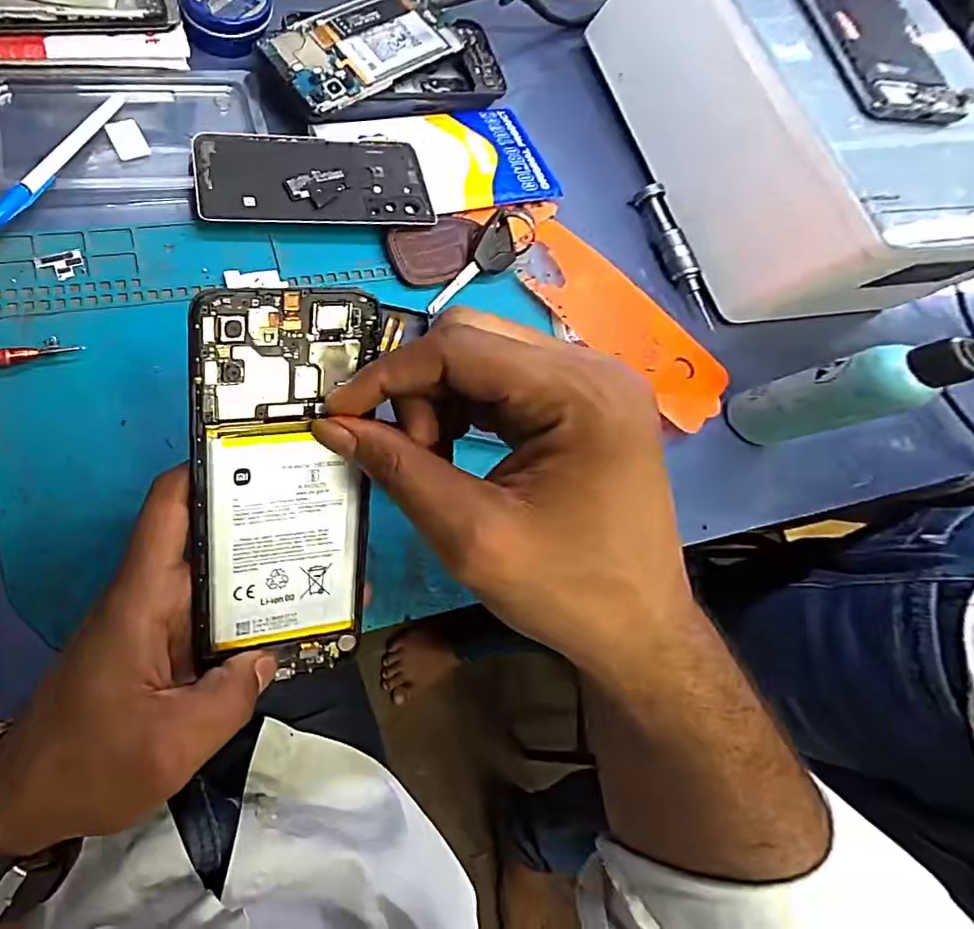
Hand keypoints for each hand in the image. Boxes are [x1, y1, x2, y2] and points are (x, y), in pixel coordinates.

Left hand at [0, 467, 276, 856]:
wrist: (27, 799)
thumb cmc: (88, 764)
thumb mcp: (170, 745)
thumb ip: (228, 699)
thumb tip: (267, 658)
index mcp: (140, 599)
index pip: (166, 510)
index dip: (201, 472)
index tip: (251, 458)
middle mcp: (147, 598)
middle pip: (201, 542)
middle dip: (253, 526)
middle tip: (315, 518)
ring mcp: (151, 624)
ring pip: (208, 584)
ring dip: (252, 577)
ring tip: (315, 569)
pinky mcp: (154, 649)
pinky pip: (203, 623)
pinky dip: (238, 621)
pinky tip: (281, 628)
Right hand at [311, 308, 694, 676]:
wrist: (639, 634)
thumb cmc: (567, 591)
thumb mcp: (469, 534)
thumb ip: (397, 469)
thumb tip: (333, 426)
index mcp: (578, 393)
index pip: (457, 347)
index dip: (387, 375)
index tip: (340, 413)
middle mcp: (590, 369)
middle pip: (467, 339)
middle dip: (415, 388)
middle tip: (406, 450)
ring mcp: (587, 382)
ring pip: (476, 355)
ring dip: (434, 399)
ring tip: (431, 458)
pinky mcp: (576, 401)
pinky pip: (495, 380)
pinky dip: (456, 407)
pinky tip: (451, 450)